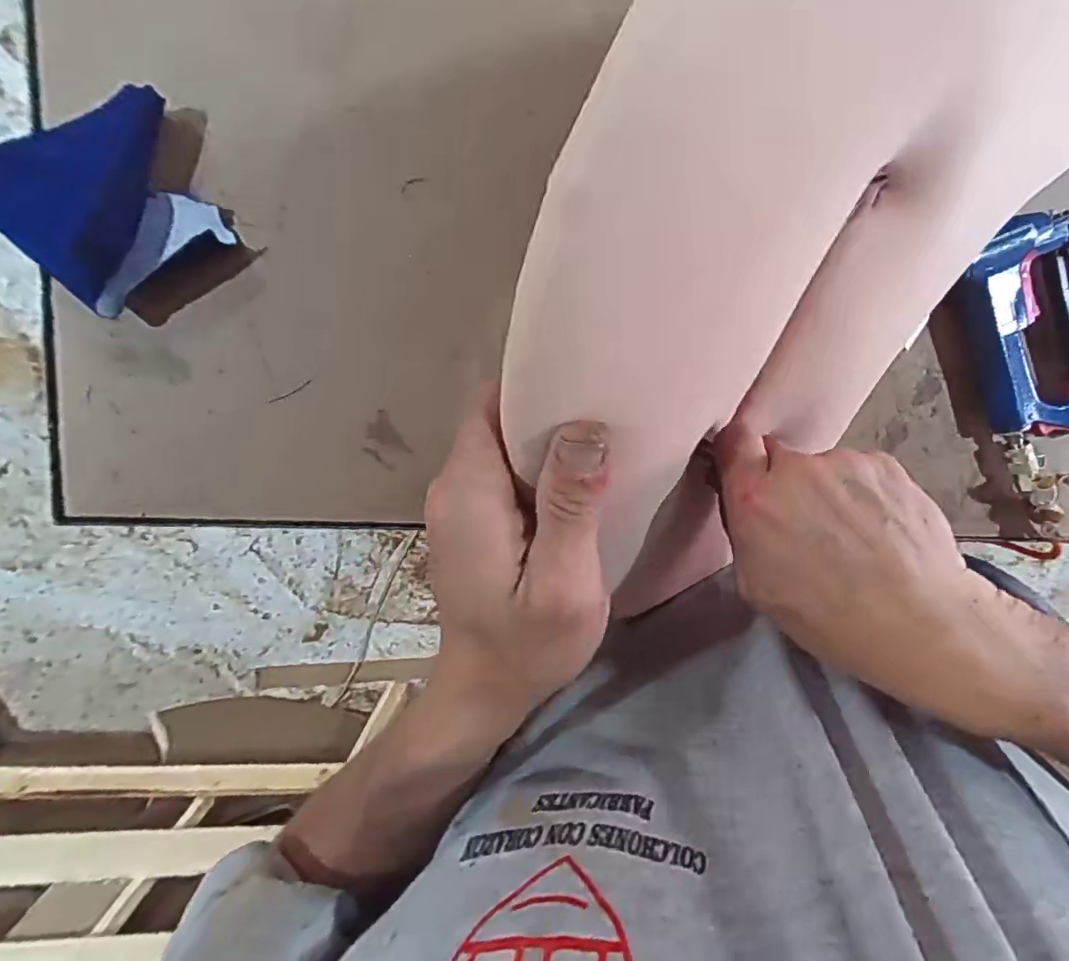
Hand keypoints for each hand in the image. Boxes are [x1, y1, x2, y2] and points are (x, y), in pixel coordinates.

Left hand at [423, 383, 611, 726]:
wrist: (485, 696)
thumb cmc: (527, 646)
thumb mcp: (563, 582)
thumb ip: (571, 506)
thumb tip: (585, 429)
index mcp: (469, 490)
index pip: (491, 402)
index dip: (536, 380)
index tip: (589, 373)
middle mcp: (455, 487)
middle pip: (500, 417)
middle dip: (553, 404)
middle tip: (613, 403)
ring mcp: (463, 505)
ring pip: (507, 443)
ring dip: (552, 436)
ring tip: (607, 434)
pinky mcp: (478, 521)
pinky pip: (509, 471)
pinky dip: (544, 464)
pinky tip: (585, 476)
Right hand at [714, 419, 1052, 735]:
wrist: (919, 621)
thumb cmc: (834, 619)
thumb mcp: (760, 588)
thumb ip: (746, 533)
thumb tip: (748, 510)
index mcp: (756, 500)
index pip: (733, 442)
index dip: (740, 456)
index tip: (747, 472)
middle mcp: (797, 470)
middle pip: (779, 457)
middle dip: (785, 484)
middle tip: (805, 524)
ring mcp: (844, 462)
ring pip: (823, 467)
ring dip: (829, 490)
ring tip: (854, 536)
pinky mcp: (885, 465)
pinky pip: (860, 470)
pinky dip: (864, 492)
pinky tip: (879, 529)